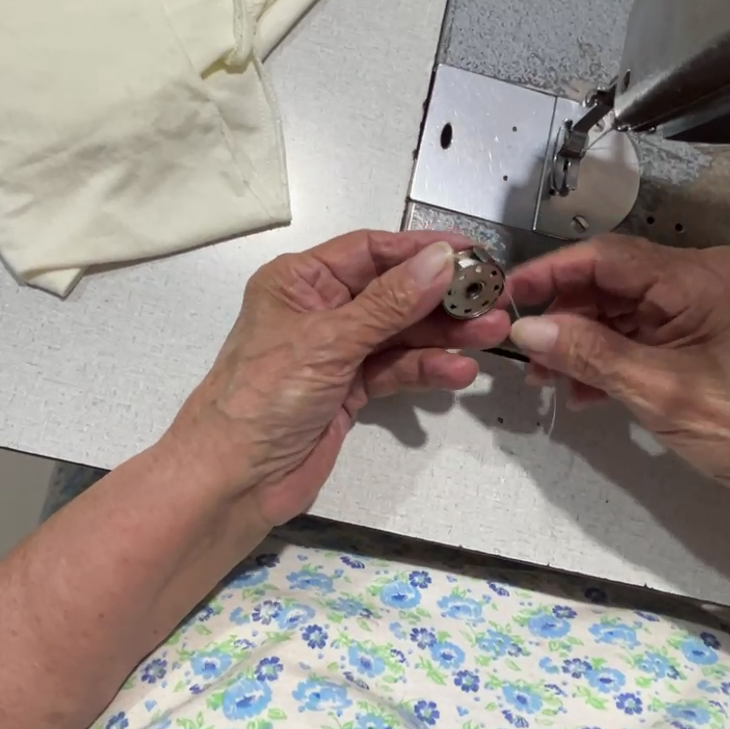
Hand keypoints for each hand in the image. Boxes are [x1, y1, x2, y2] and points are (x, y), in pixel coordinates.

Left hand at [170, 230, 512, 523]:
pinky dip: (425, 370)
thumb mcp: (328, 342)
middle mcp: (320, 310)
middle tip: (494, 297)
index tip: (473, 251)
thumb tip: (443, 259)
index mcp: (300, 282)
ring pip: (399, 333)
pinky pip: (395, 370)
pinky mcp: (349, 390)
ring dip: (443, 333)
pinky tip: (457, 371)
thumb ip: (389, 303)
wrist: (235, 479)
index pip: (370, 251)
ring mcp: (336, 352)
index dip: (422, 249)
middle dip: (442, 296)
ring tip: (490, 332)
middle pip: (392, 292)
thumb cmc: (265, 398)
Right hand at [505, 234, 729, 497]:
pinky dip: (610, 359)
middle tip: (526, 353)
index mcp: (700, 277)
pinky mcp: (705, 337)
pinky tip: (587, 392)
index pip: (606, 257)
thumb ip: (587, 353)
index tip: (508, 296)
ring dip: (582, 344)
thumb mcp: (656, 388)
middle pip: (611, 284)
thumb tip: (526, 330)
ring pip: (622, 313)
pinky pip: (642, 335)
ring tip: (551, 380)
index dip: (550, 274)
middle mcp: (703, 280)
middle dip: (564, 318)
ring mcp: (705, 309)